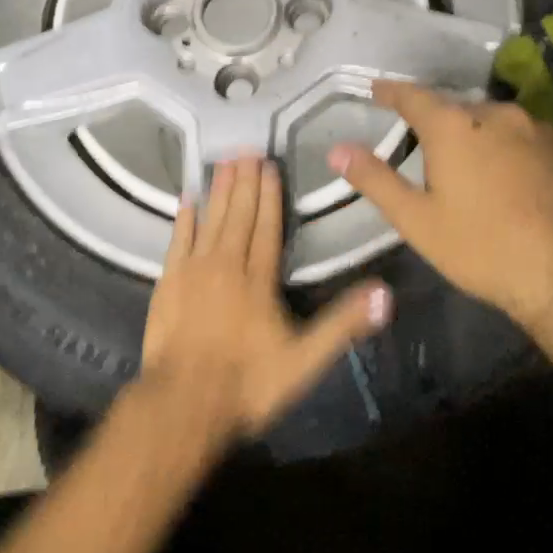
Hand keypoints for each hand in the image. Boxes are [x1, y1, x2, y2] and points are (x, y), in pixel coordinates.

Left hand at [141, 156, 392, 438]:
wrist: (183, 403)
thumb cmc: (248, 383)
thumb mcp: (305, 361)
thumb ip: (343, 324)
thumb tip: (385, 293)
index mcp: (258, 280)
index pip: (267, 227)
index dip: (269, 195)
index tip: (269, 164)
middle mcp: (225, 265)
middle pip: (237, 216)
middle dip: (243, 182)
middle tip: (245, 149)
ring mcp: (192, 272)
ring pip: (209, 221)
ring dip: (217, 191)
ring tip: (223, 162)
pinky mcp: (167, 284)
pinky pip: (177, 241)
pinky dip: (184, 219)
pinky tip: (186, 199)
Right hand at [327, 80, 552, 330]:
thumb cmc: (482, 249)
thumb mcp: (416, 221)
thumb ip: (375, 180)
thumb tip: (337, 149)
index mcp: (453, 126)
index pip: (413, 96)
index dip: (391, 92)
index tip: (375, 89)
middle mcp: (497, 115)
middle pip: (457, 108)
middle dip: (438, 121)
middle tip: (424, 144)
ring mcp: (540, 130)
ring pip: (497, 122)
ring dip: (479, 135)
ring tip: (471, 163)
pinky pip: (531, 139)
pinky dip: (514, 150)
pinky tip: (515, 179)